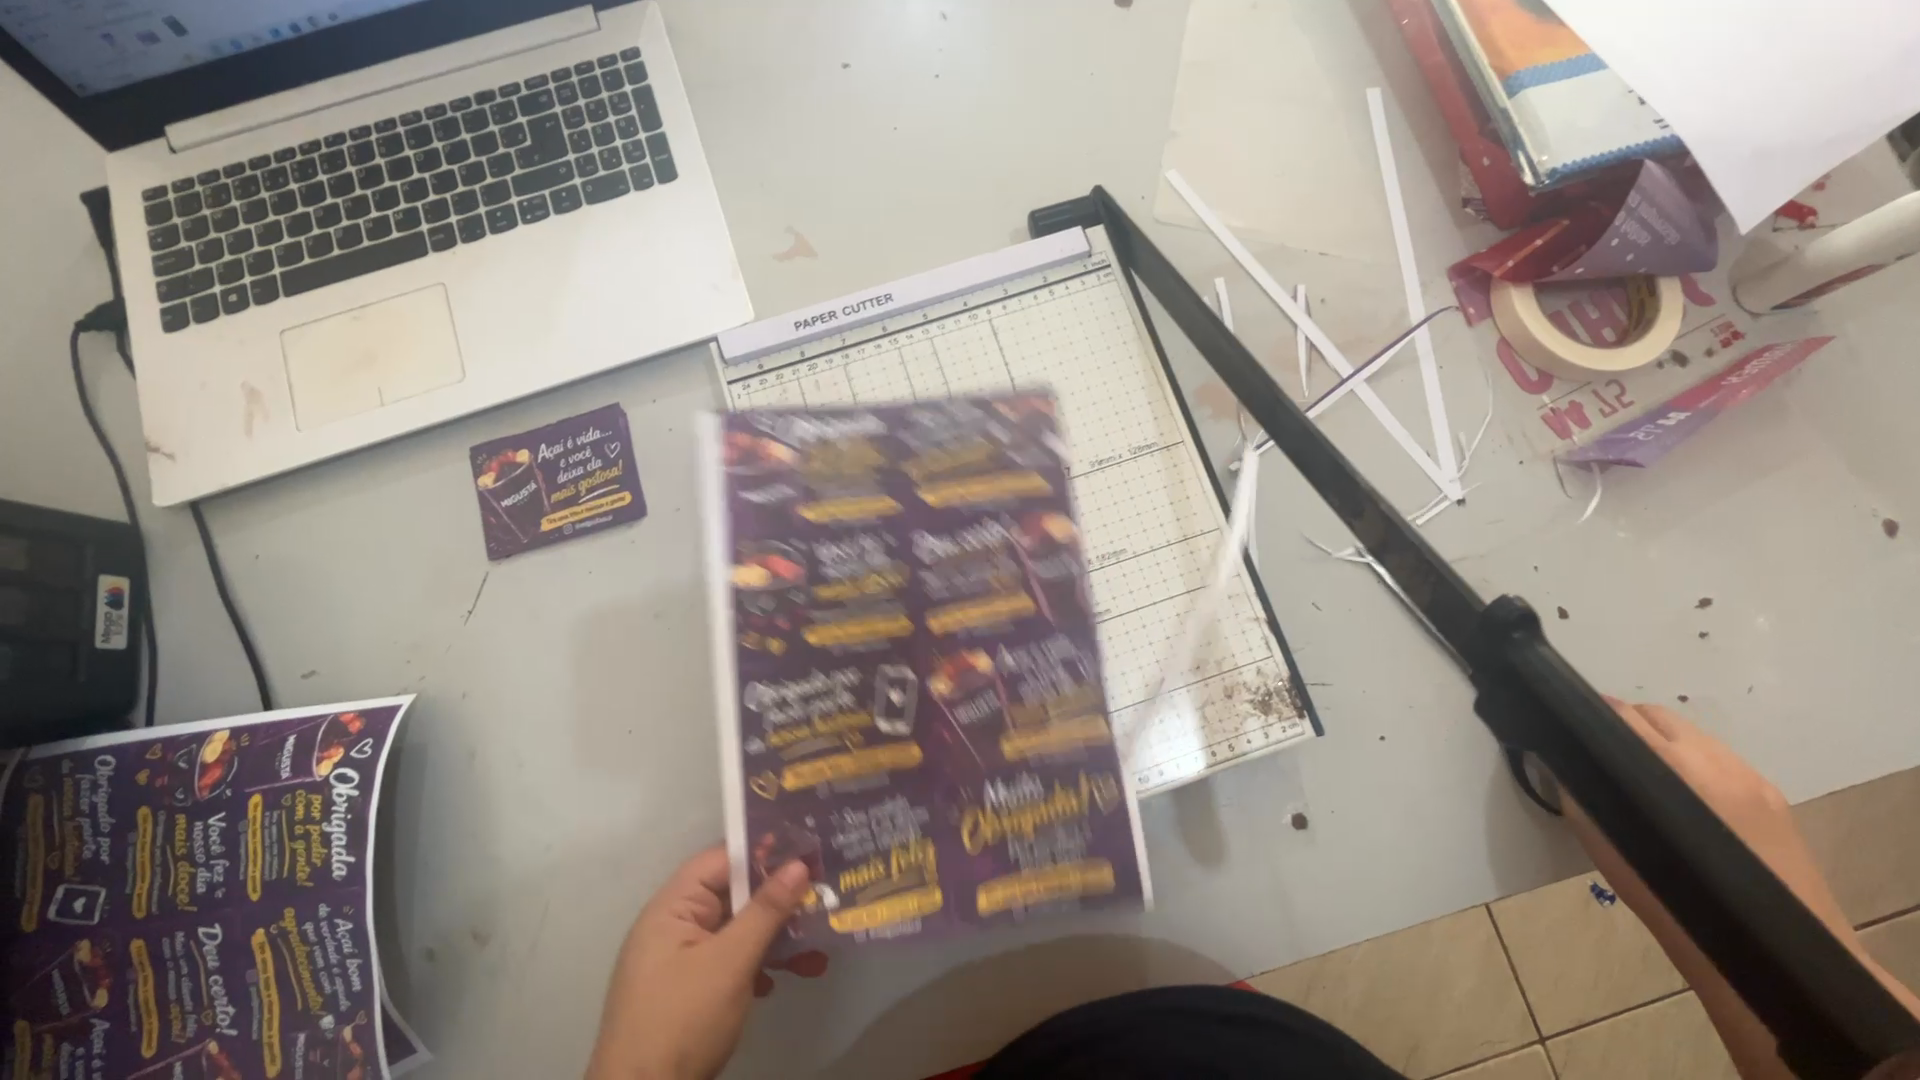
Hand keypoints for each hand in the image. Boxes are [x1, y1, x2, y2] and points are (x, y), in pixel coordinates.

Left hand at [586, 847, 810, 1079]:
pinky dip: (762, 964)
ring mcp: (683, 961)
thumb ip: (766, 910)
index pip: (720, 860)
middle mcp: (674, 927)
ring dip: (778, 937)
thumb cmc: (683, 1020)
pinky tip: (794, 976)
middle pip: (733, 896)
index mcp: (672, 908)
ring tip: (820, 948)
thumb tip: (798, 863)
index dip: (762, 851)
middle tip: (824, 895)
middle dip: (778, 899)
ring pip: (738, 932)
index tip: (806, 847)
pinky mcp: (692, 992)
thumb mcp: (731, 961)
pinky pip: (733, 961)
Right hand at [1563, 699, 1919, 1079]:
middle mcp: (1710, 757)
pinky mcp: (1772, 793)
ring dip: (1661, 743)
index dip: (1588, 714)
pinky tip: (1685, 798)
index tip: (1566, 727)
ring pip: (1691, 734)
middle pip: (1656, 714)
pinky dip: (1694, 764)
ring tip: (1642, 777)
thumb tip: (1556, 761)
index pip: (1618, 713)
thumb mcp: (1604, 840)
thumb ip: (1579, 792)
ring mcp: (1748, 774)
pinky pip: (1721, 759)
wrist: (1766, 950)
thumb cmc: (1669, 896)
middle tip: (1600, 753)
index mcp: (1667, 764)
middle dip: (1624, 724)